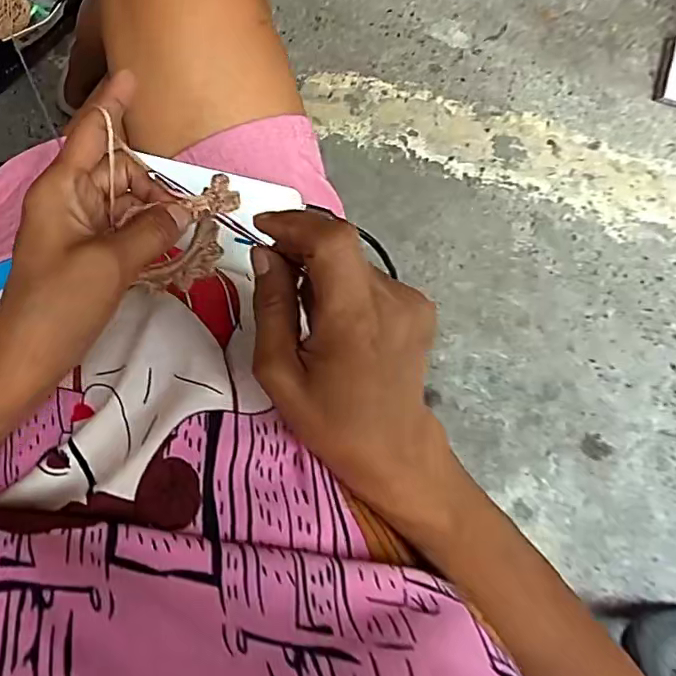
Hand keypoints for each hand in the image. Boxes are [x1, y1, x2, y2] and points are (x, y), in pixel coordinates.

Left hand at [0, 71, 188, 400]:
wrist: (25, 359)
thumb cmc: (57, 308)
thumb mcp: (110, 264)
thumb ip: (151, 230)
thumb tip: (180, 211)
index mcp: (60, 188)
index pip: (90, 132)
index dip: (112, 103)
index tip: (131, 75)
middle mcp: (64, 199)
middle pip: (115, 169)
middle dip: (151, 181)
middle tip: (186, 208)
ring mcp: (72, 227)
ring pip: (121, 199)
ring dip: (151, 209)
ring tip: (181, 230)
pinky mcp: (81, 252)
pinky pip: (117, 227)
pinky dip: (141, 231)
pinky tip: (165, 244)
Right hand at [249, 210, 459, 531]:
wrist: (395, 453)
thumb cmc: (329, 419)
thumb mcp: (277, 370)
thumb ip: (271, 306)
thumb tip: (265, 254)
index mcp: (355, 316)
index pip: (332, 239)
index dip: (293, 223)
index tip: (260, 227)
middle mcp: (392, 299)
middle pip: (340, 243)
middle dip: (297, 241)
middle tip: (266, 264)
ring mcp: (410, 302)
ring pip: (349, 259)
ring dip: (314, 263)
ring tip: (291, 297)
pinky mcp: (415, 307)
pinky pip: (363, 275)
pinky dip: (334, 278)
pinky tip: (321, 310)